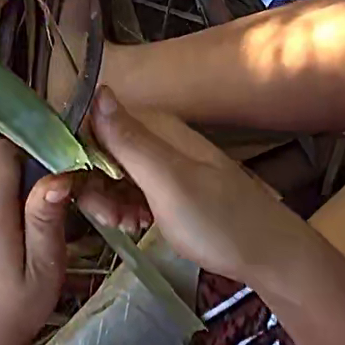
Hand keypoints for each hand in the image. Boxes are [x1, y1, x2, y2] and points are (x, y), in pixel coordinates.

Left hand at [0, 139, 74, 344]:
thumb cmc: (15, 313)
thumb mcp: (44, 269)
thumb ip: (46, 219)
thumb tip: (59, 175)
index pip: (5, 152)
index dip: (33, 154)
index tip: (56, 178)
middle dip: (27, 185)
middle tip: (50, 222)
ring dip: (12, 203)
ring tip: (29, 242)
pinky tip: (7, 250)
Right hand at [82, 87, 310, 284]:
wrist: (267, 254)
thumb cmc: (218, 221)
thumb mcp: (168, 181)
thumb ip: (130, 140)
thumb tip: (97, 90)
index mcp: (156, 127)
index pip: (94, 123)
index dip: (77, 154)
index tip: (77, 189)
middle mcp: (158, 139)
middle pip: (101, 151)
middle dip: (94, 185)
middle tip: (109, 218)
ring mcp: (165, 164)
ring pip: (114, 175)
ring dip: (109, 201)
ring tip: (127, 225)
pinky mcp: (169, 188)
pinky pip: (132, 191)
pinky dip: (127, 208)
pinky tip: (137, 226)